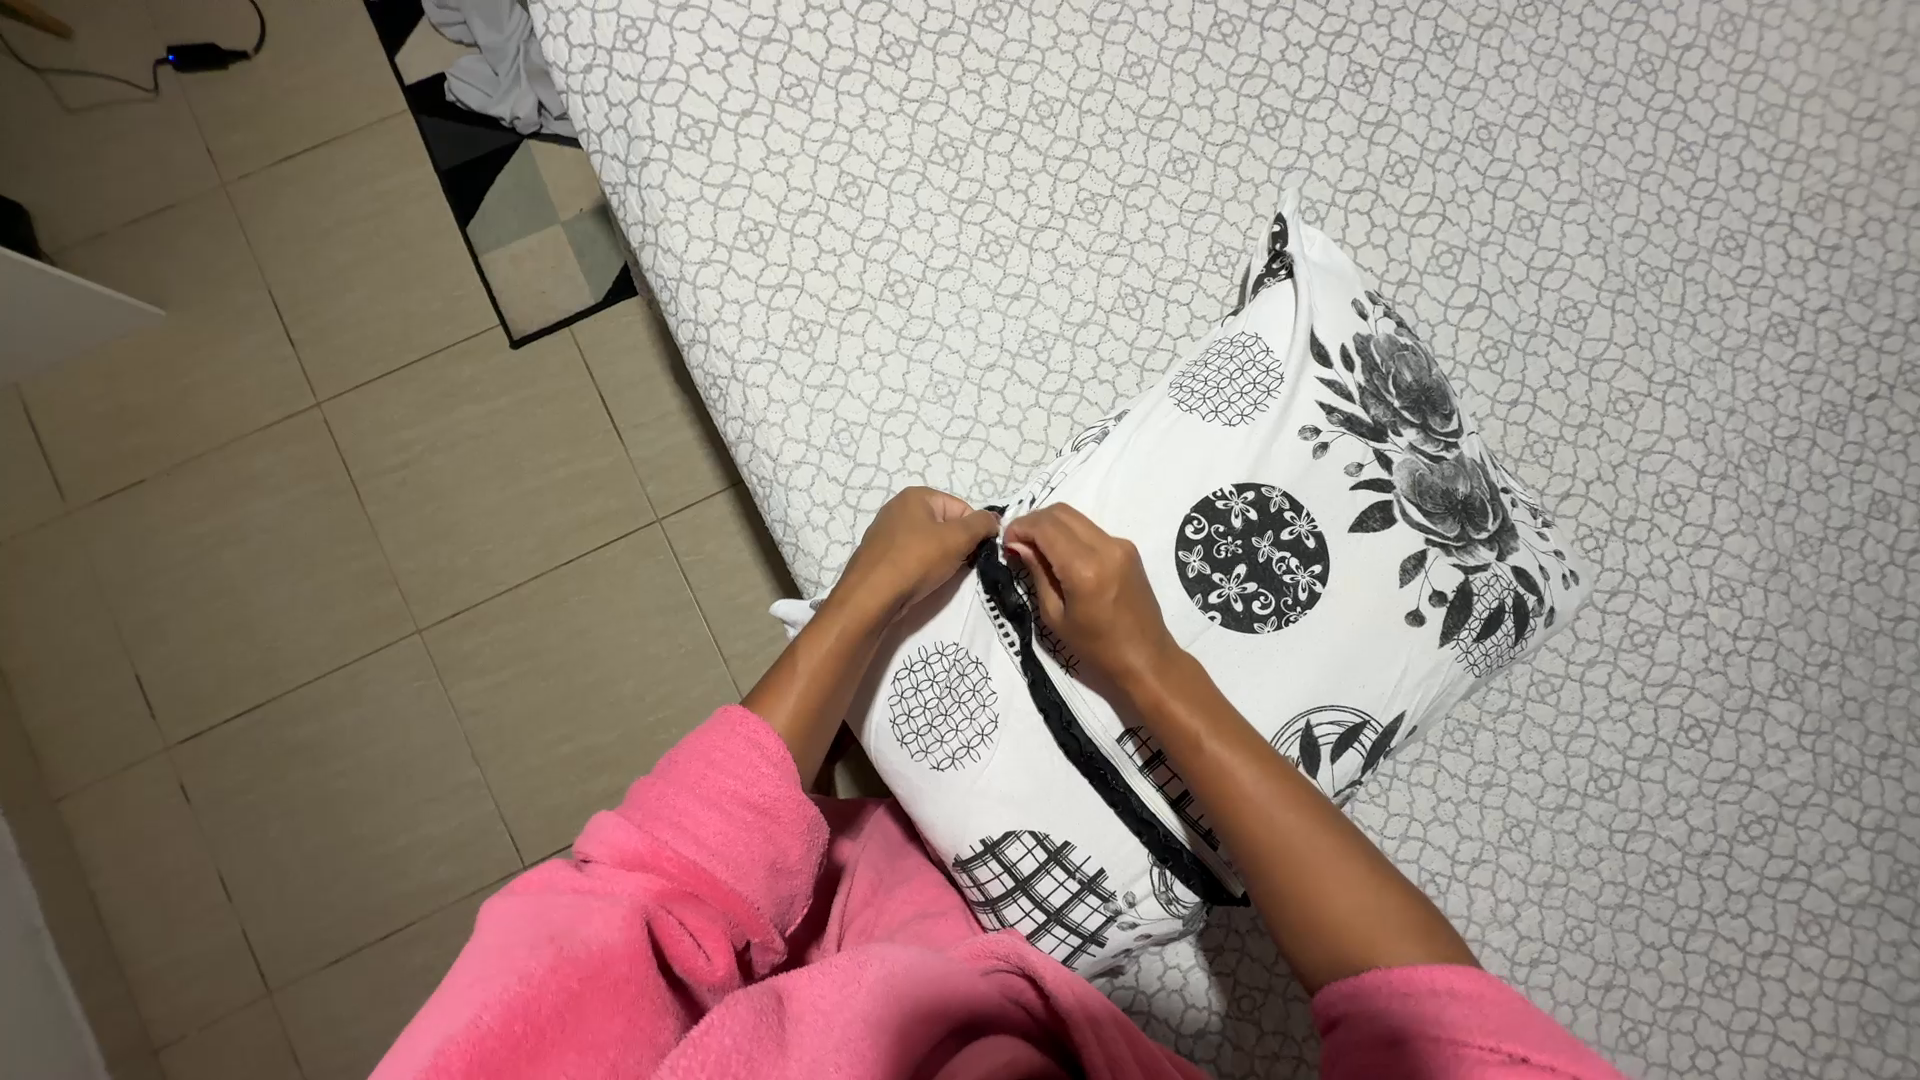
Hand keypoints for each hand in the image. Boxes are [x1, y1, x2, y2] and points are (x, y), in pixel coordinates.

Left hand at [835, 487, 1000, 619]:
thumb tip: (993, 520)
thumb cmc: (916, 560)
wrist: (871, 597)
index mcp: (916, 496)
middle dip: (956, 546)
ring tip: (938, 576)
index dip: (974, 532)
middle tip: (958, 566)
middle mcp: (898, 508)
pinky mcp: (879, 556)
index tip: (975, 553)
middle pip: (945, 525)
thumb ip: (981, 525)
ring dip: (940, 559)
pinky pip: (911, 558)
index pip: (962, 509)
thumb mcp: (957, 539)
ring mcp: (885, 533)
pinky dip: (921, 568)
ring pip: (928, 543)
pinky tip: (920, 581)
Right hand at [1002, 503, 1181, 689]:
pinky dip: (1069, 534)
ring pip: (1076, 517)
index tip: (1007, 544)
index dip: (1020, 527)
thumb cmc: (1096, 647)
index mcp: (1084, 568)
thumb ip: (1036, 572)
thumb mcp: (1054, 616)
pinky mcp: (1128, 548)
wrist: (1146, 657)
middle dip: (1033, 522)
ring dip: (1051, 526)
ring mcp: (1120, 544)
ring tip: (1037, 551)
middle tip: (1018, 544)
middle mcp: (1105, 547)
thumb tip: (1018, 544)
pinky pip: (1090, 530)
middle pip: (1060, 512)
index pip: (1045, 526)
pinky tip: (1061, 557)